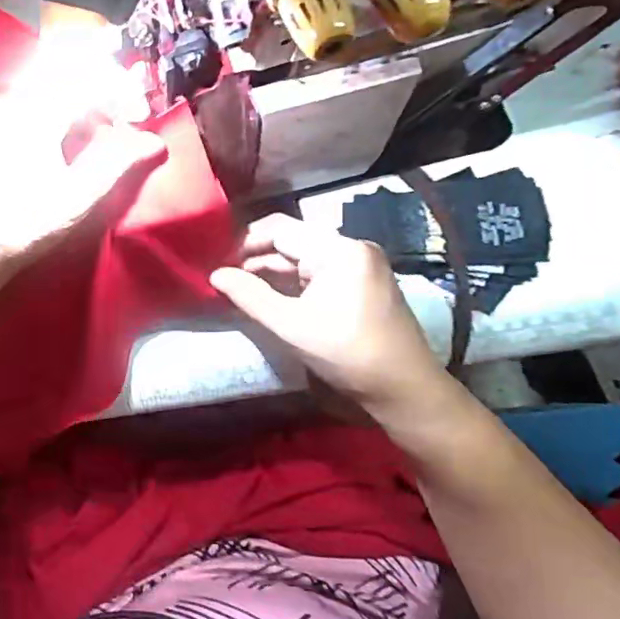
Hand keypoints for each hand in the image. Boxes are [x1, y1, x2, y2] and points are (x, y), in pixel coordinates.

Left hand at [0, 85, 164, 301]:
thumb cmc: (20, 227)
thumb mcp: (75, 200)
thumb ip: (115, 164)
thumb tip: (152, 141)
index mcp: (32, 115)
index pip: (87, 79)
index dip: (123, 90)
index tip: (142, 115)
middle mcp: (12, 101)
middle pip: (67, 68)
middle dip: (104, 82)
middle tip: (128, 108)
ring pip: (50, 79)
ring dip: (84, 90)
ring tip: (107, 119)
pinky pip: (35, 93)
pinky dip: (63, 100)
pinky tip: (77, 127)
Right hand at [210, 214, 450, 417]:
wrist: (404, 389)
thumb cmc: (347, 353)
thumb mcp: (290, 325)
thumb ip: (249, 296)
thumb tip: (214, 274)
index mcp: (339, 250)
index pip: (280, 229)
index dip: (244, 242)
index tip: (215, 260)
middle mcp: (351, 248)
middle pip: (291, 241)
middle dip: (254, 258)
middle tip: (221, 277)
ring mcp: (358, 265)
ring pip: (301, 258)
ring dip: (270, 272)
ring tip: (236, 288)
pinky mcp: (358, 283)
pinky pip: (315, 273)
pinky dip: (290, 283)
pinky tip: (266, 296)